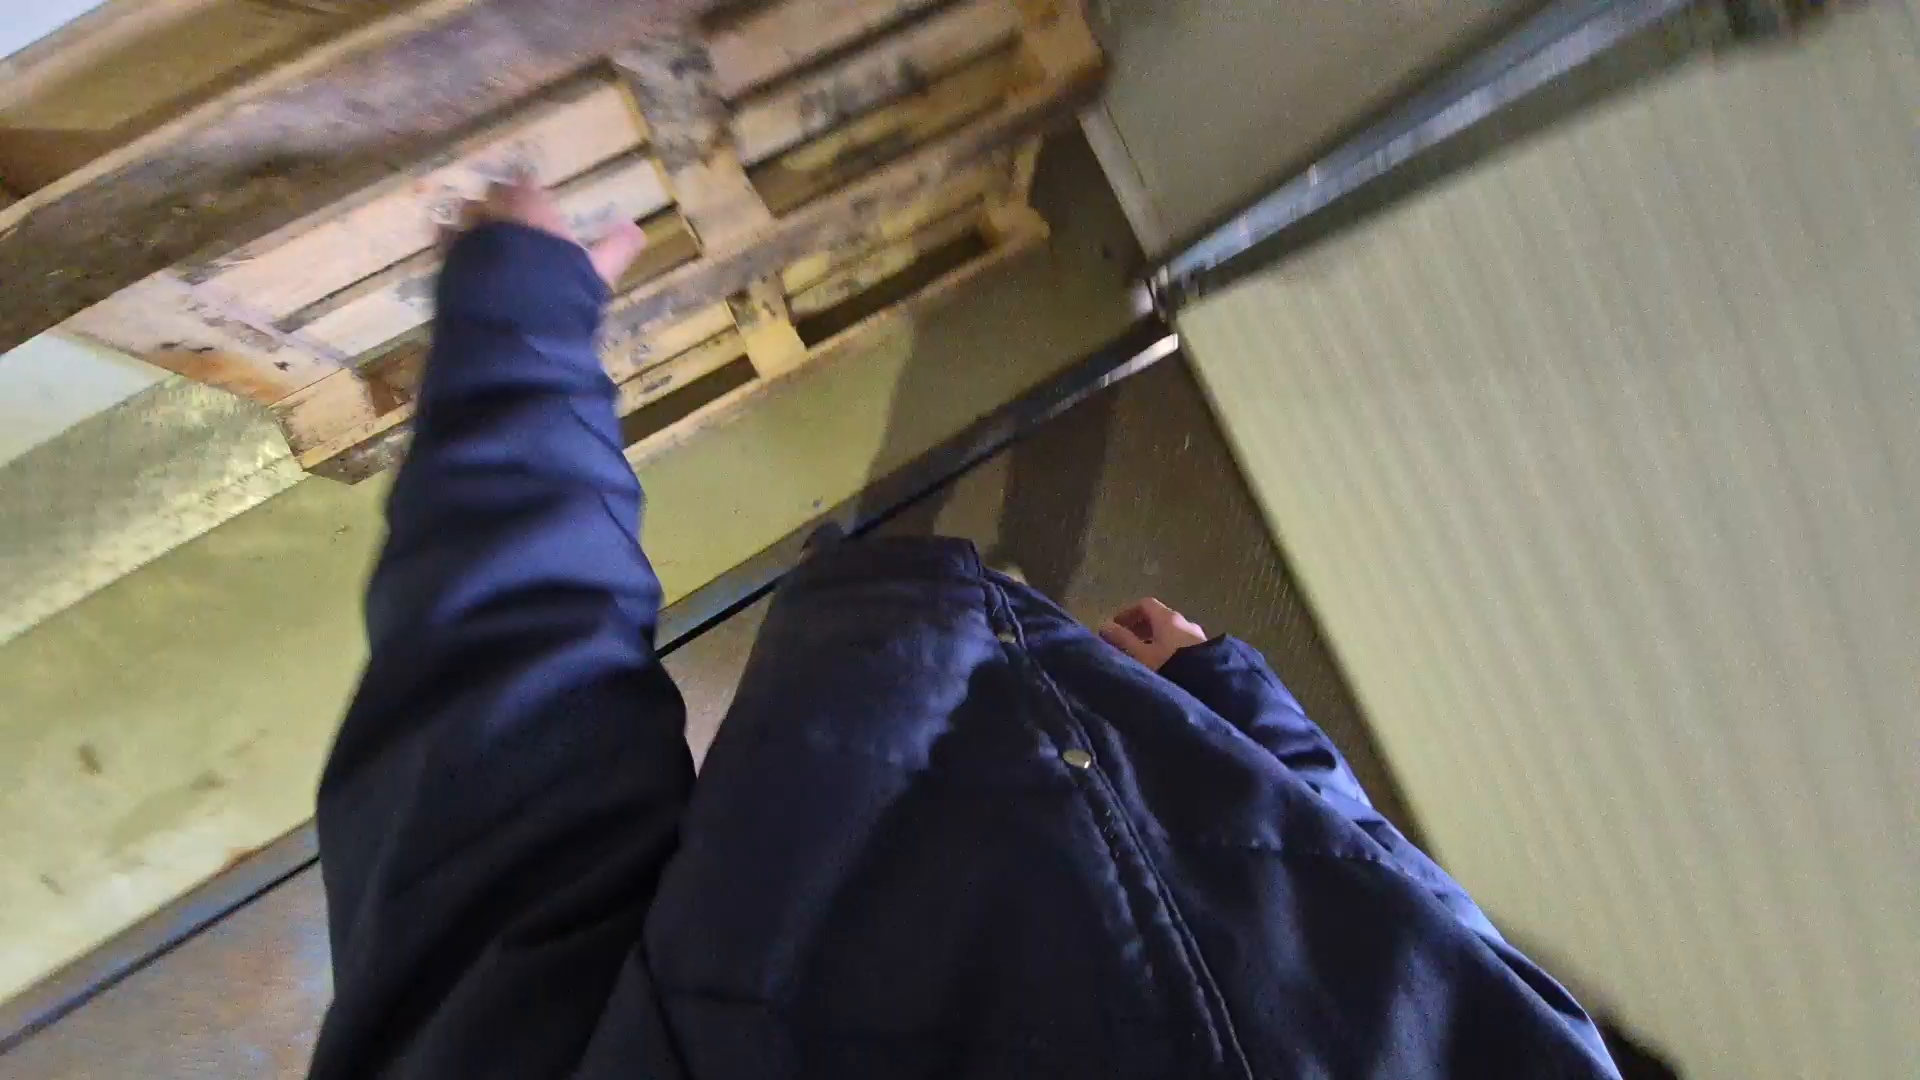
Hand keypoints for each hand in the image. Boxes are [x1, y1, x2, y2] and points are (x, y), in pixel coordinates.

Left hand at [442, 174, 646, 286]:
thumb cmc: (564, 289)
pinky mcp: (445, 264)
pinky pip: (445, 247)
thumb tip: (638, 230)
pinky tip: (463, 263)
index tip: (534, 195)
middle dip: (497, 205)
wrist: (517, 323)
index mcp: (529, 207)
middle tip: (508, 219)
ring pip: (462, 218)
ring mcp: (464, 237)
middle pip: (489, 197)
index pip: (525, 186)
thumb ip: (616, 249)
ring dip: (470, 224)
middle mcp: (492, 213)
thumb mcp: (599, 272)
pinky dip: (453, 250)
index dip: (530, 191)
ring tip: (481, 239)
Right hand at [1098, 598, 1207, 670]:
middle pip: (1158, 617)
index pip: (1145, 604)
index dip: (1128, 613)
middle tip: (1127, 642)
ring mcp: (1198, 635)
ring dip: (1155, 638)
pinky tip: (1165, 665)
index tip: (1116, 626)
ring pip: (1171, 631)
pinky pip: (1182, 642)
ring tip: (1145, 657)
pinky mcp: (1207, 650)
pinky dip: (1168, 647)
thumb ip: (1122, 639)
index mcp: (1167, 618)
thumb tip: (1104, 625)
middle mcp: (1184, 621)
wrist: (1210, 685)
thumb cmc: (1171, 666)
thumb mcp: (1141, 655)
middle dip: (1140, 627)